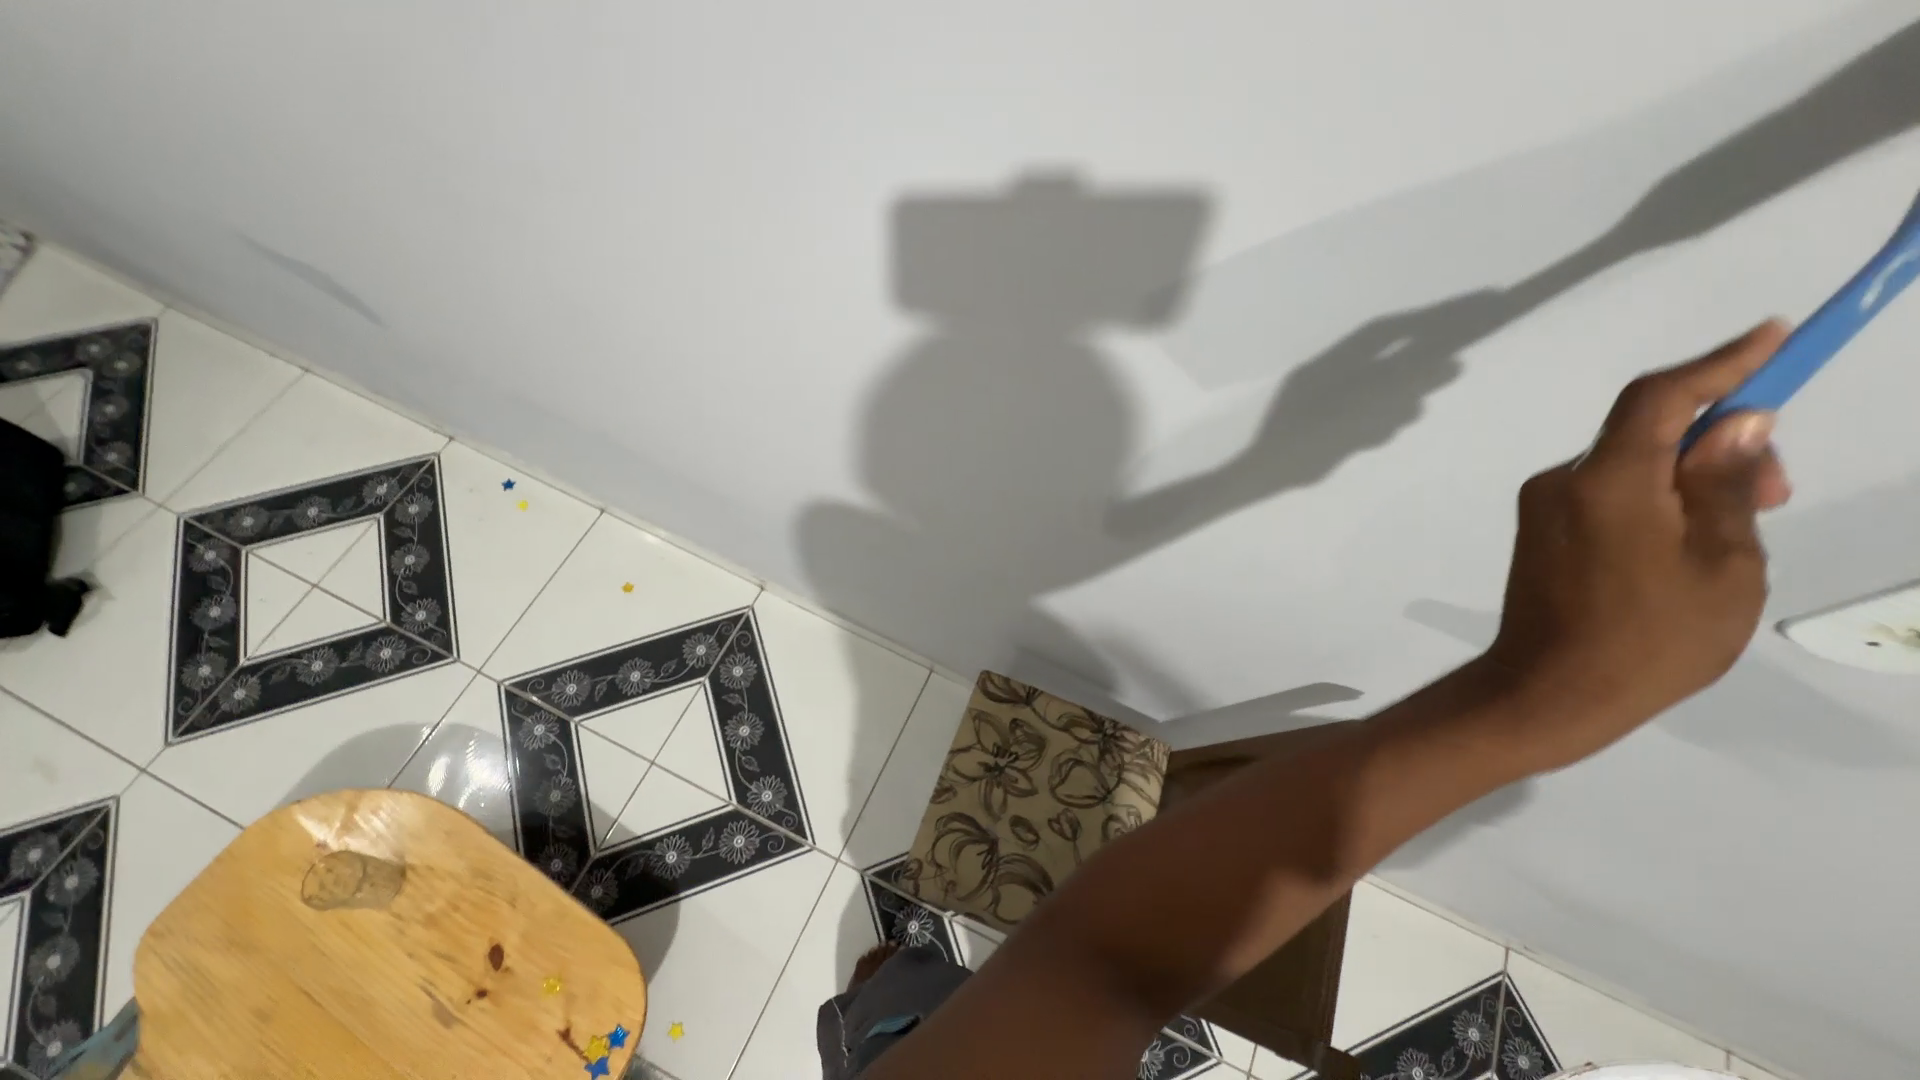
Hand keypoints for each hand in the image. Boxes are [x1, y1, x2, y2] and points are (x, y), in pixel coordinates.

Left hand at [1483, 321, 1791, 766]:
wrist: (1548, 691)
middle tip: (1773, 490)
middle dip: (1717, 444)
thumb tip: (1735, 423)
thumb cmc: (1650, 639)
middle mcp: (1562, 481)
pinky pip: (1605, 496)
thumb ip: (1725, 484)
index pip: (1660, 396)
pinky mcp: (1539, 533)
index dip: (1719, 363)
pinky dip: (1652, 501)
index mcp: (1606, 480)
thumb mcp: (1723, 563)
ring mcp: (1542, 508)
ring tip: (1737, 528)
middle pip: (1647, 433)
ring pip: (1629, 467)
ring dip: (1687, 478)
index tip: (1773, 336)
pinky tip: (1684, 546)